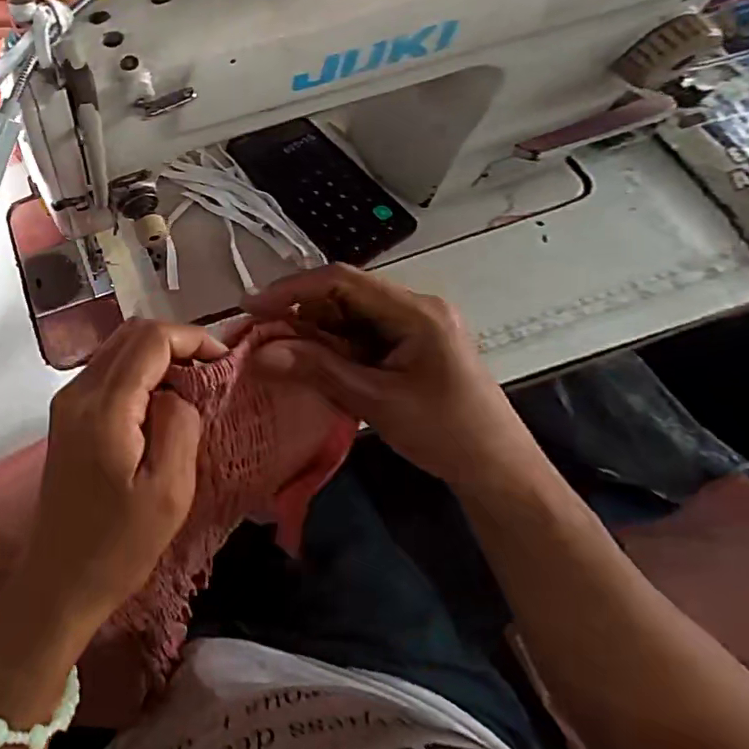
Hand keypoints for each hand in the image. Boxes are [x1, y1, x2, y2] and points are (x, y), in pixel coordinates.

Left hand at [0, 320, 226, 651]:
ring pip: (118, 351)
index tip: (224, 364)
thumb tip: (178, 392)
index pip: (150, 339)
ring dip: (158, 359)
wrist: (59, 582)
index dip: (192, 338)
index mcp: (103, 408)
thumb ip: (180, 424)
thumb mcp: (169, 491)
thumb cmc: (119, 546)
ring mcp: (67, 405)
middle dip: (177, 344)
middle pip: (131, 335)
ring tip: (192, 392)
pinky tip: (161, 408)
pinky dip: (140, 376)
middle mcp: (77, 393)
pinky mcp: (67, 419)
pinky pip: (108, 375)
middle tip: (211, 376)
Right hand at [243, 264, 545, 494]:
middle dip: (299, 315)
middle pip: (343, 296)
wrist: (497, 466)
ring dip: (315, 335)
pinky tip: (314, 369)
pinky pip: (362, 336)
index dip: (292, 290)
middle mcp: (414, 308)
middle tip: (260, 340)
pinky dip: (334, 350)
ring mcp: (413, 326)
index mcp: (415, 311)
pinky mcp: (410, 346)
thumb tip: (261, 353)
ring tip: (281, 358)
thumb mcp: (376, 401)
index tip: (251, 308)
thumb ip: (318, 370)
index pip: (342, 281)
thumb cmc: (445, 432)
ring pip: (349, 317)